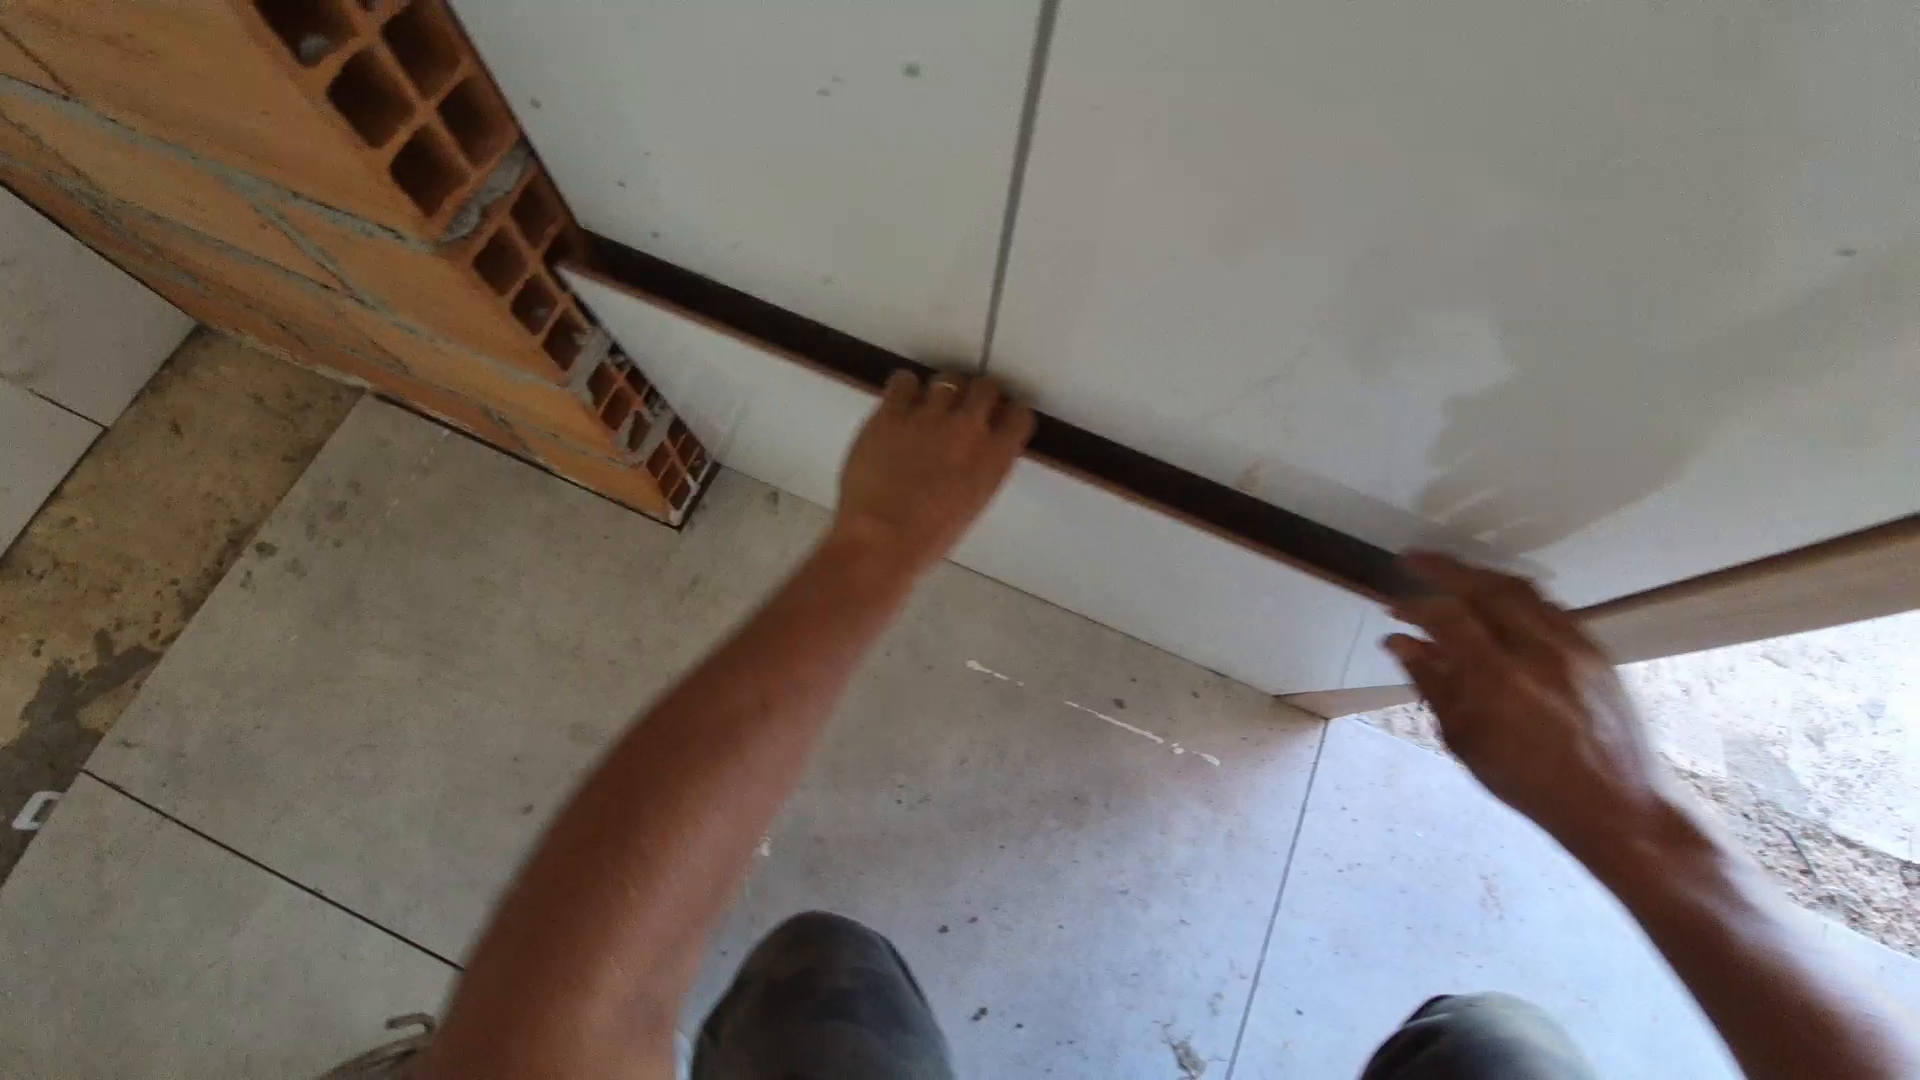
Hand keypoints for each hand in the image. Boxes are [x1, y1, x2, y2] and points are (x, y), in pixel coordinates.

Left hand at [831, 370, 1035, 571]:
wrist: (881, 539)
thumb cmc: (928, 538)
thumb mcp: (971, 505)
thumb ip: (978, 472)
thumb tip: (970, 455)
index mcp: (995, 459)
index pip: (1019, 417)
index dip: (1007, 416)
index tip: (997, 421)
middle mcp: (968, 429)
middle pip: (985, 387)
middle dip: (977, 394)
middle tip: (962, 408)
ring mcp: (929, 416)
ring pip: (946, 379)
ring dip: (941, 391)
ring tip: (927, 406)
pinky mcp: (891, 413)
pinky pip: (903, 381)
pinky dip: (903, 388)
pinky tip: (899, 403)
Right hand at [1384, 553, 1675, 858]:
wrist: (1618, 806)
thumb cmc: (1526, 781)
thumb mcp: (1464, 738)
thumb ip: (1431, 683)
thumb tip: (1399, 642)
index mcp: (1499, 679)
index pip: (1448, 618)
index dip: (1415, 606)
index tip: (1391, 608)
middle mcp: (1539, 652)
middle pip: (1486, 588)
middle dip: (1444, 569)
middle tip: (1412, 560)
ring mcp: (1574, 648)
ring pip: (1521, 590)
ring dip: (1480, 576)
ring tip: (1452, 572)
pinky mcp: (1597, 652)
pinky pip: (1550, 606)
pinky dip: (1514, 595)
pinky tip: (1497, 602)